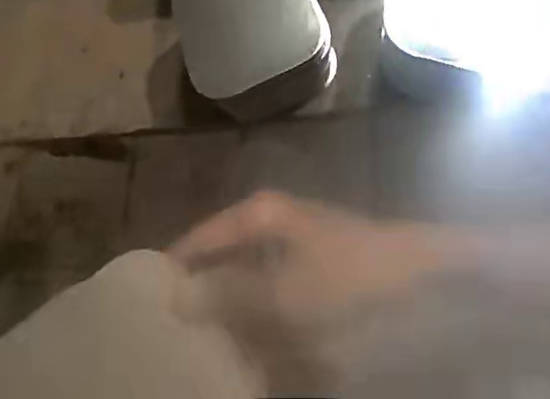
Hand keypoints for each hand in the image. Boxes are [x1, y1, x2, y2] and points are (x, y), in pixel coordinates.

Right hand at [170, 191, 456, 332]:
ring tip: (201, 337)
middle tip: (169, 326)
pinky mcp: (304, 255)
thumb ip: (228, 294)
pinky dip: (252, 305)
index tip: (144, 299)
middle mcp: (268, 216)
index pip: (200, 237)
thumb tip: (179, 297)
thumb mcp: (281, 292)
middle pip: (219, 251)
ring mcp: (288, 234)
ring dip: (225, 302)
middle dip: (197, 288)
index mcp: (258, 212)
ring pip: (241, 269)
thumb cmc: (342, 272)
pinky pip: (264, 280)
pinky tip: (244, 334)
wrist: (405, 265)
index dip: (174, 266)